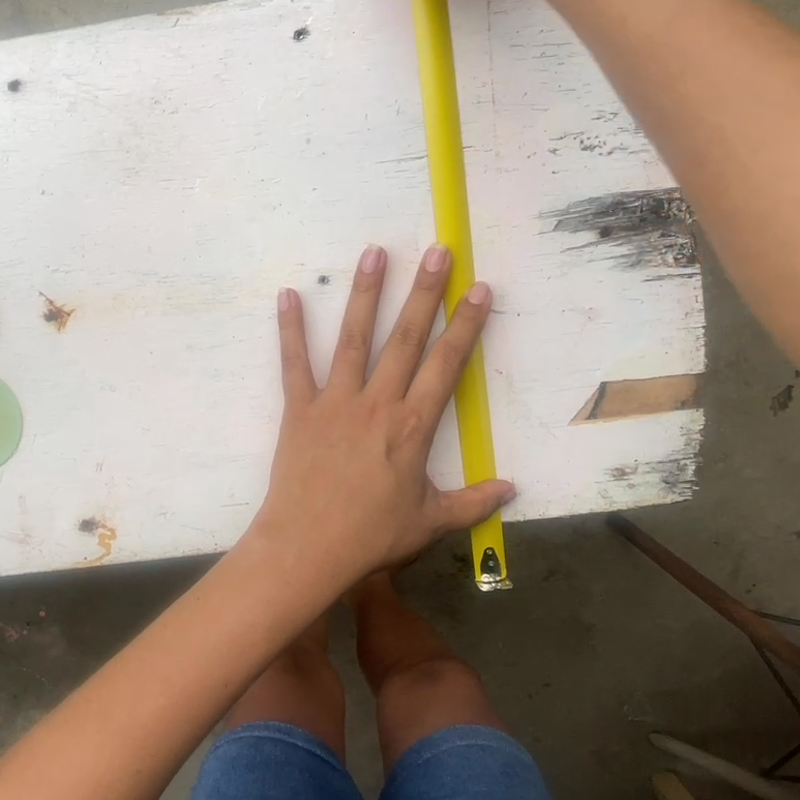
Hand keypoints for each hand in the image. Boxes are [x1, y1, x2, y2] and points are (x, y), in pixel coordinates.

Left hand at [250, 243, 513, 579]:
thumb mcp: (430, 522)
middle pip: (406, 339)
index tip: (479, 290)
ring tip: (373, 253)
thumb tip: (512, 489)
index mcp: (412, 427)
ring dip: (364, 294)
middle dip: (424, 292)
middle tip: (438, 251)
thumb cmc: (370, 536)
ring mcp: (335, 402)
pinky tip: (288, 295)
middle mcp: (376, 403)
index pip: (447, 365)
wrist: (308, 547)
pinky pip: (294, 363)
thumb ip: (473, 502)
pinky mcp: (299, 410)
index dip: (466, 325)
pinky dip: (290, 329)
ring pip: (353, 338)